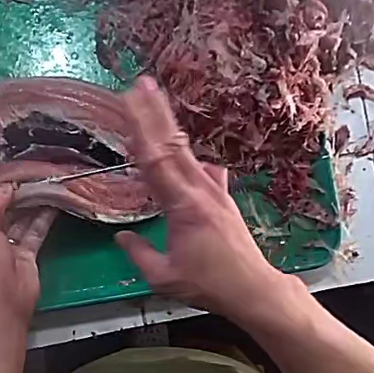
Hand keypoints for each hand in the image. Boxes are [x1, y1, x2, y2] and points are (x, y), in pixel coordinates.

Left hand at [0, 185, 55, 337]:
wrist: (0, 306)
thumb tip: (5, 186)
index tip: (12, 177)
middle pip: (2, 215)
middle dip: (15, 199)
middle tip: (32, 179)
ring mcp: (6, 252)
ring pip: (19, 223)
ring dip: (30, 207)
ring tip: (44, 187)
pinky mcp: (25, 259)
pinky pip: (33, 235)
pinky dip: (42, 221)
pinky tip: (51, 206)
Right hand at [114, 77, 310, 328]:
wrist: (252, 288)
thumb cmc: (208, 285)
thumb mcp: (163, 276)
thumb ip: (138, 253)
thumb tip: (121, 236)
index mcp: (183, 206)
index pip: (154, 160)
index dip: (139, 129)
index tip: (128, 102)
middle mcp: (200, 191)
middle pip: (172, 144)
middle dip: (155, 112)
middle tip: (140, 84)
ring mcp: (215, 192)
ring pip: (187, 152)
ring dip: (169, 126)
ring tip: (156, 102)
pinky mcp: (223, 198)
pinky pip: (202, 168)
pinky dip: (188, 154)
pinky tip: (185, 150)